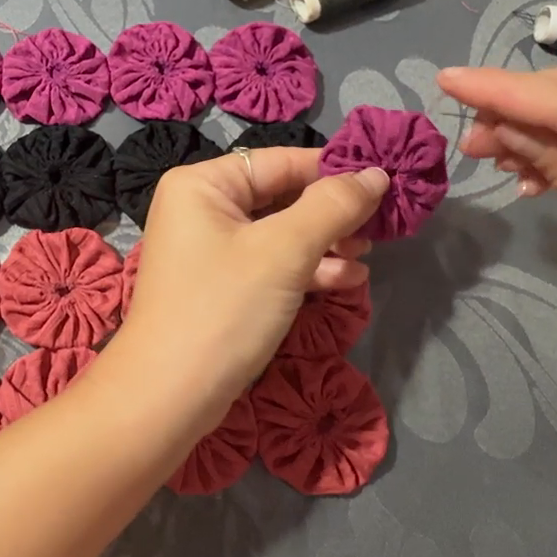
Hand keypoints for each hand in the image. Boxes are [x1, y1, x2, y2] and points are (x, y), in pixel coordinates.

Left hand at [114, 149, 387, 412]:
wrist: (170, 395)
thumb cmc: (224, 308)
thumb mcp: (285, 251)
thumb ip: (333, 207)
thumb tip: (376, 172)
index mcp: (201, 184)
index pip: (278, 161)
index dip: (332, 170)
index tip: (386, 182)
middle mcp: (199, 207)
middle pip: (279, 195)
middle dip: (330, 212)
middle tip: (381, 226)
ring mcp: (207, 248)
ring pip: (278, 232)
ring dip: (324, 242)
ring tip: (367, 255)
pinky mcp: (219, 284)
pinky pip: (270, 263)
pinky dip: (306, 269)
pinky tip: (347, 279)